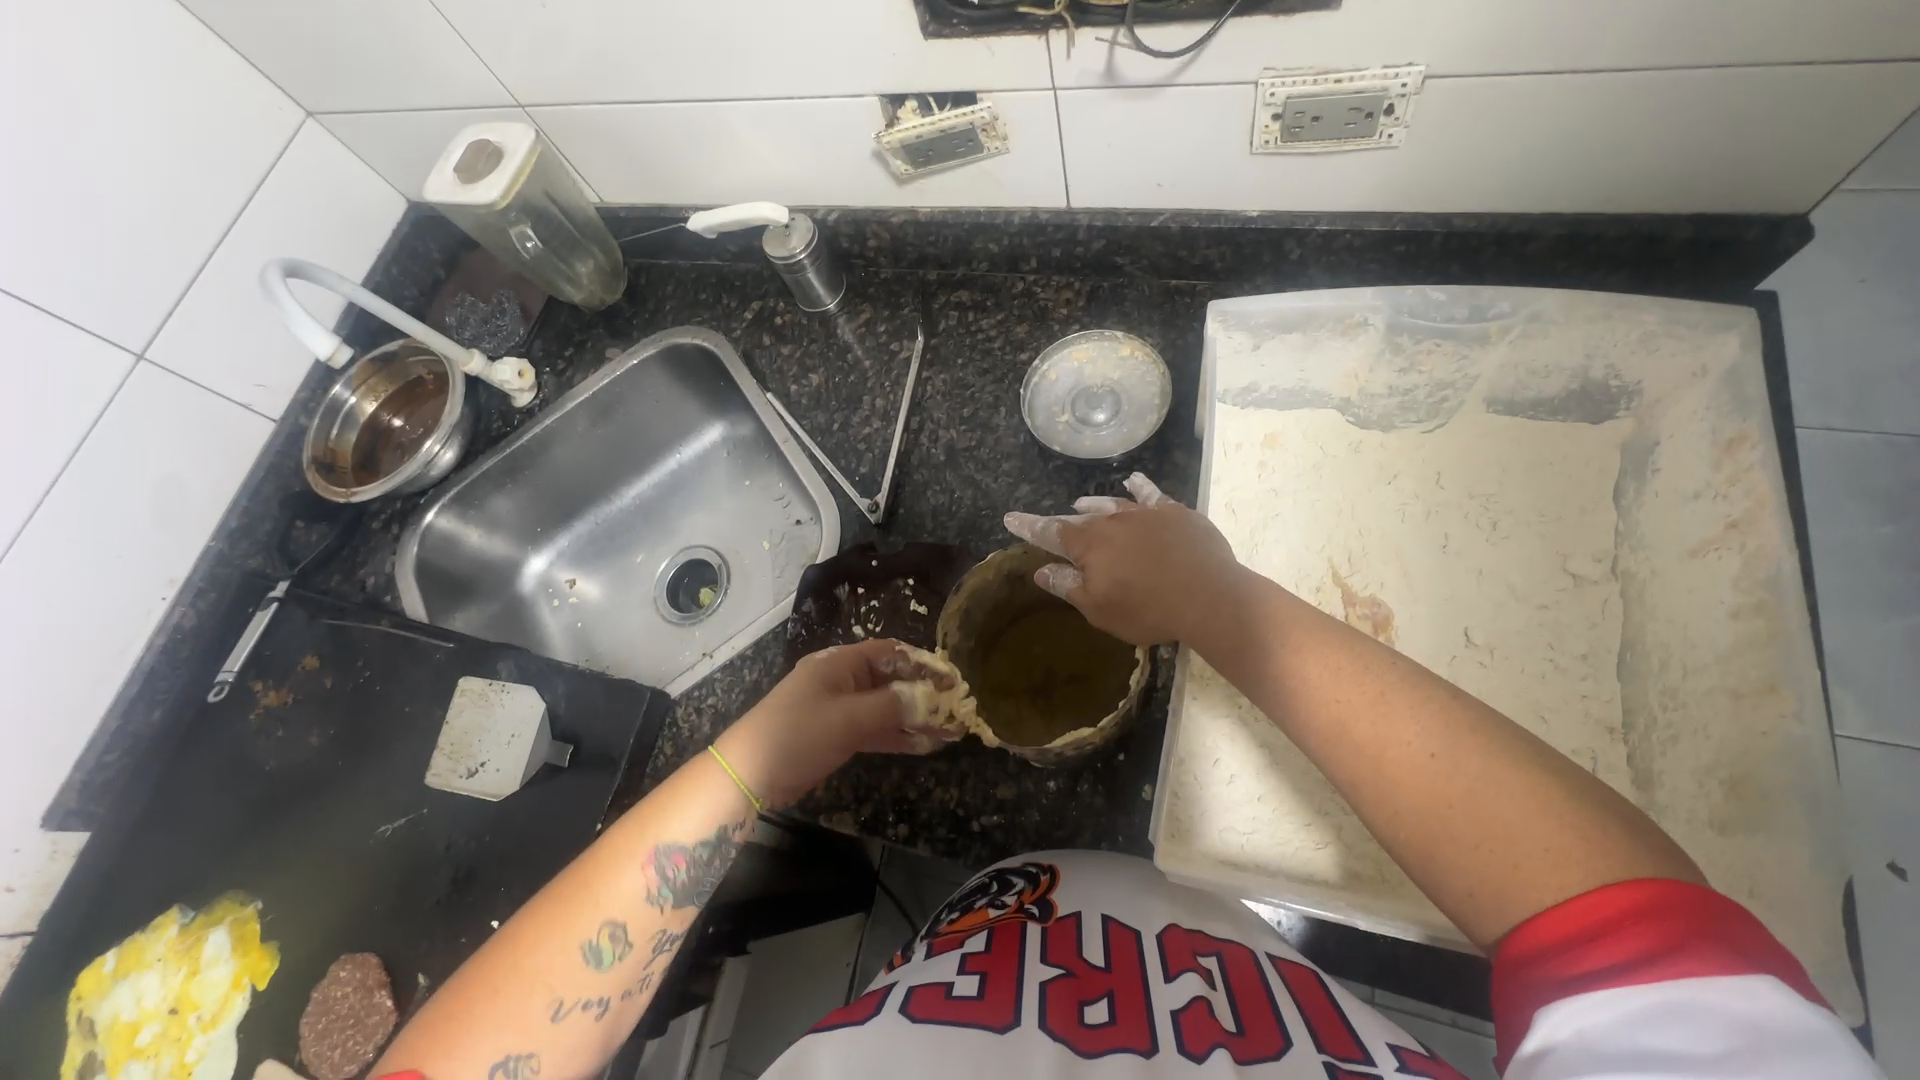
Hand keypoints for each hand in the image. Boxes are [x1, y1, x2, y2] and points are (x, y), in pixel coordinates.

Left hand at [715, 638, 955, 806]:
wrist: (750, 774)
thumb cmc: (797, 734)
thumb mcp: (848, 718)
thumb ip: (891, 706)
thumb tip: (929, 696)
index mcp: (840, 663)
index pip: (891, 653)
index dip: (924, 664)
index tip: (953, 680)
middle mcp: (843, 680)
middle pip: (892, 680)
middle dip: (925, 694)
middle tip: (958, 708)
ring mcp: (839, 709)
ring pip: (887, 709)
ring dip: (916, 718)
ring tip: (952, 731)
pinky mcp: (837, 735)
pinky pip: (875, 730)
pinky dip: (898, 736)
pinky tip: (926, 746)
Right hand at [1004, 473, 1244, 646]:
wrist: (1209, 596)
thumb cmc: (1148, 609)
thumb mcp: (1099, 608)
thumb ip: (1069, 586)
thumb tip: (1042, 570)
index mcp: (1090, 545)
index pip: (1051, 533)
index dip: (1029, 527)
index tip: (1010, 518)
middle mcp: (1113, 521)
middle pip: (1082, 518)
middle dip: (1063, 521)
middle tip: (1051, 523)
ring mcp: (1146, 514)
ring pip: (1113, 504)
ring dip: (1095, 504)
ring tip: (1082, 502)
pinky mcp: (1176, 514)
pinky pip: (1152, 495)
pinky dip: (1139, 487)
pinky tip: (1134, 481)